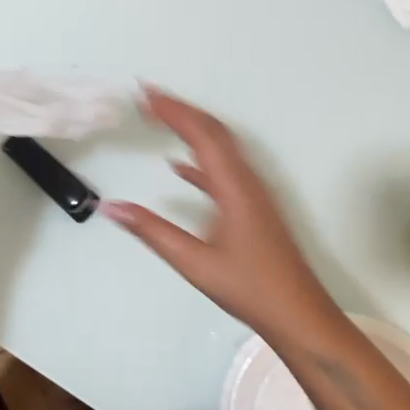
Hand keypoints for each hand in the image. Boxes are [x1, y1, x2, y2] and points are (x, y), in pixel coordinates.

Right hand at [100, 88, 339, 333]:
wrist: (299, 316)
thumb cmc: (250, 288)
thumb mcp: (193, 261)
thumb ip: (151, 231)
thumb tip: (109, 207)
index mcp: (234, 187)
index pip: (202, 135)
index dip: (173, 110)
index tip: (145, 93)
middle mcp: (247, 182)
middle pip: (214, 132)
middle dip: (181, 110)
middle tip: (148, 97)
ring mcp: (252, 195)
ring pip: (221, 148)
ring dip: (191, 129)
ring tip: (160, 119)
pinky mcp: (252, 209)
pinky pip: (223, 170)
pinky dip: (199, 158)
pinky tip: (178, 166)